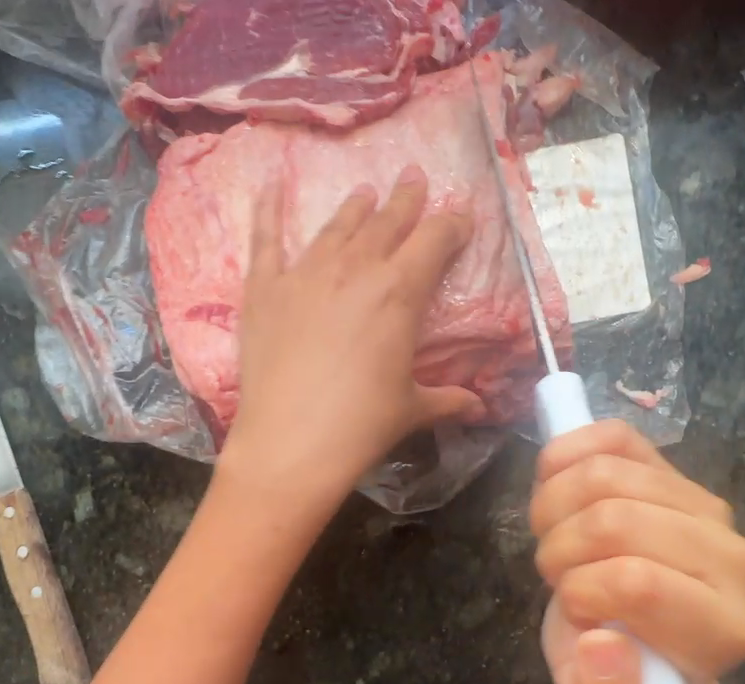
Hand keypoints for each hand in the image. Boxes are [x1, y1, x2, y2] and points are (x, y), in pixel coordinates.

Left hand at [219, 166, 483, 508]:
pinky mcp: (264, 289)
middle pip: (387, 221)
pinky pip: (266, 239)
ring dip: (356, 207)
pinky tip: (269, 185)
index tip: (461, 217)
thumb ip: (447, 399)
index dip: (452, 224)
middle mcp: (355, 268)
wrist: (290, 443)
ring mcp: (305, 274)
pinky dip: (267, 210)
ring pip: (337, 226)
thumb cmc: (360, 426)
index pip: (435, 239)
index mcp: (400, 291)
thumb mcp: (412, 409)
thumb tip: (480, 407)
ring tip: (365, 192)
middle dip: (406, 199)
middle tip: (414, 178)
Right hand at [530, 420, 744, 683]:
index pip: (638, 582)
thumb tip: (601, 643)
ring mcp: (709, 507)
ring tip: (554, 537)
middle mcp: (735, 562)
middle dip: (559, 548)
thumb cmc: (624, 667)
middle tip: (554, 573)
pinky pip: (614, 437)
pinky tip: (554, 487)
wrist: (645, 631)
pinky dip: (564, 455)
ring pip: (606, 474)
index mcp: (724, 629)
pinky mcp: (678, 470)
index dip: (581, 591)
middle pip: (615, 520)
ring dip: (552, 506)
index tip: (574, 612)